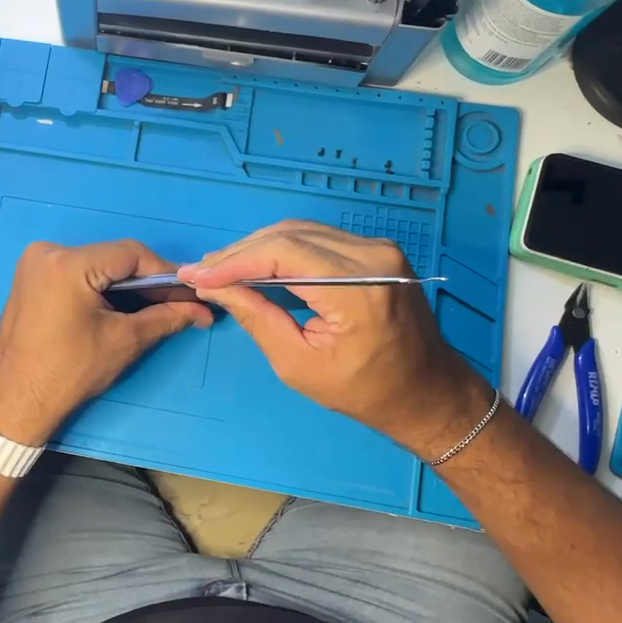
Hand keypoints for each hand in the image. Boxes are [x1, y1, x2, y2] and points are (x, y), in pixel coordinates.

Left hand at [0, 240, 211, 446]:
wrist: (15, 401)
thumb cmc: (68, 373)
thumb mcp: (123, 341)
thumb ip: (165, 317)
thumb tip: (200, 309)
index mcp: (67, 263)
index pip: (131, 254)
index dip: (166, 273)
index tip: (191, 292)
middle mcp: (47, 252)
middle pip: (112, 258)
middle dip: (147, 282)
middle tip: (179, 303)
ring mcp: (34, 263)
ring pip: (96, 265)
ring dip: (125, 285)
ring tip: (155, 308)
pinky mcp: (30, 278)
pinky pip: (76, 273)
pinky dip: (100, 287)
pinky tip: (122, 307)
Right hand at [181, 221, 491, 457]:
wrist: (426, 391)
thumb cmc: (364, 390)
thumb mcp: (299, 364)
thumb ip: (257, 317)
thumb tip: (215, 287)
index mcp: (358, 288)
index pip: (282, 254)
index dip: (233, 262)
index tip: (195, 275)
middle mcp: (372, 256)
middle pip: (288, 235)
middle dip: (239, 253)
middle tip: (201, 272)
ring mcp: (378, 248)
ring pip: (300, 231)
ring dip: (256, 248)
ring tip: (220, 269)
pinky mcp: (376, 250)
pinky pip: (316, 238)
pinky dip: (280, 249)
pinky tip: (255, 264)